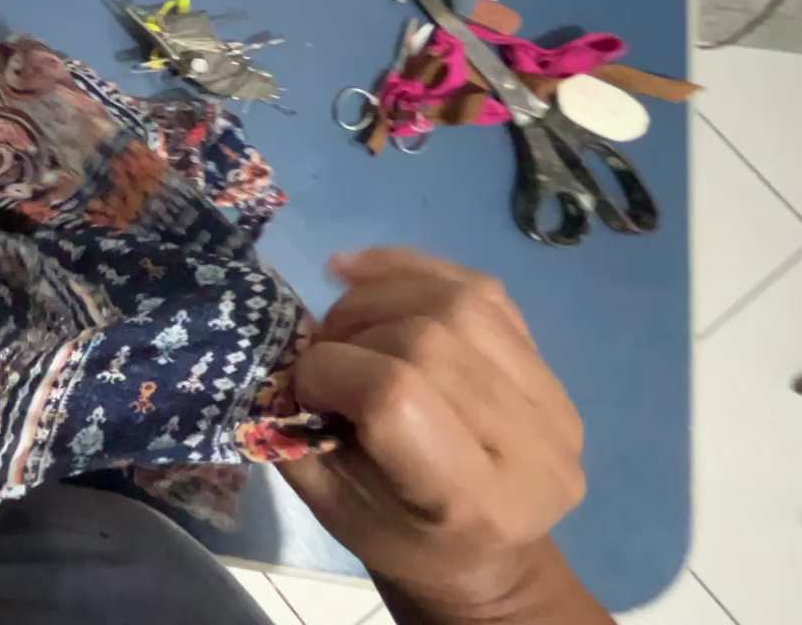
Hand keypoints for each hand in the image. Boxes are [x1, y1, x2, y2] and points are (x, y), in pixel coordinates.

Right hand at [280, 249, 587, 617]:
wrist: (484, 550)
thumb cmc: (395, 531)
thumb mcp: (327, 497)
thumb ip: (292, 428)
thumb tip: (268, 360)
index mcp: (475, 498)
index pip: (395, 394)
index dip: (327, 372)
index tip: (304, 391)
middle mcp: (533, 445)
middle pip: (425, 338)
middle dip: (347, 331)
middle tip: (323, 356)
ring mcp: (551, 399)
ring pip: (452, 301)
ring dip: (373, 299)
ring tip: (346, 327)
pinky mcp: (546, 364)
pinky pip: (475, 287)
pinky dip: (404, 269)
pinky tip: (360, 277)